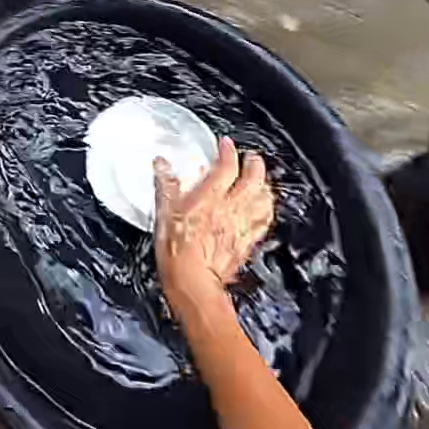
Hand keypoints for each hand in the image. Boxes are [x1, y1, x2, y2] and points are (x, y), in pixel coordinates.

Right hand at [154, 137, 273, 308]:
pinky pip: (264, 221)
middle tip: (250, 156)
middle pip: (253, 179)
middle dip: (254, 164)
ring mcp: (242, 226)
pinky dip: (266, 209)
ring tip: (260, 179)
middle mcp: (231, 208)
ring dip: (264, 185)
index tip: (226, 143)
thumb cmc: (177, 251)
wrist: (194, 284)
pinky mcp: (247, 243)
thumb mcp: (164, 213)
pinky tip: (264, 208)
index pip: (226, 166)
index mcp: (211, 197)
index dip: (228, 151)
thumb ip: (165, 185)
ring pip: (263, 199)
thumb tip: (161, 164)